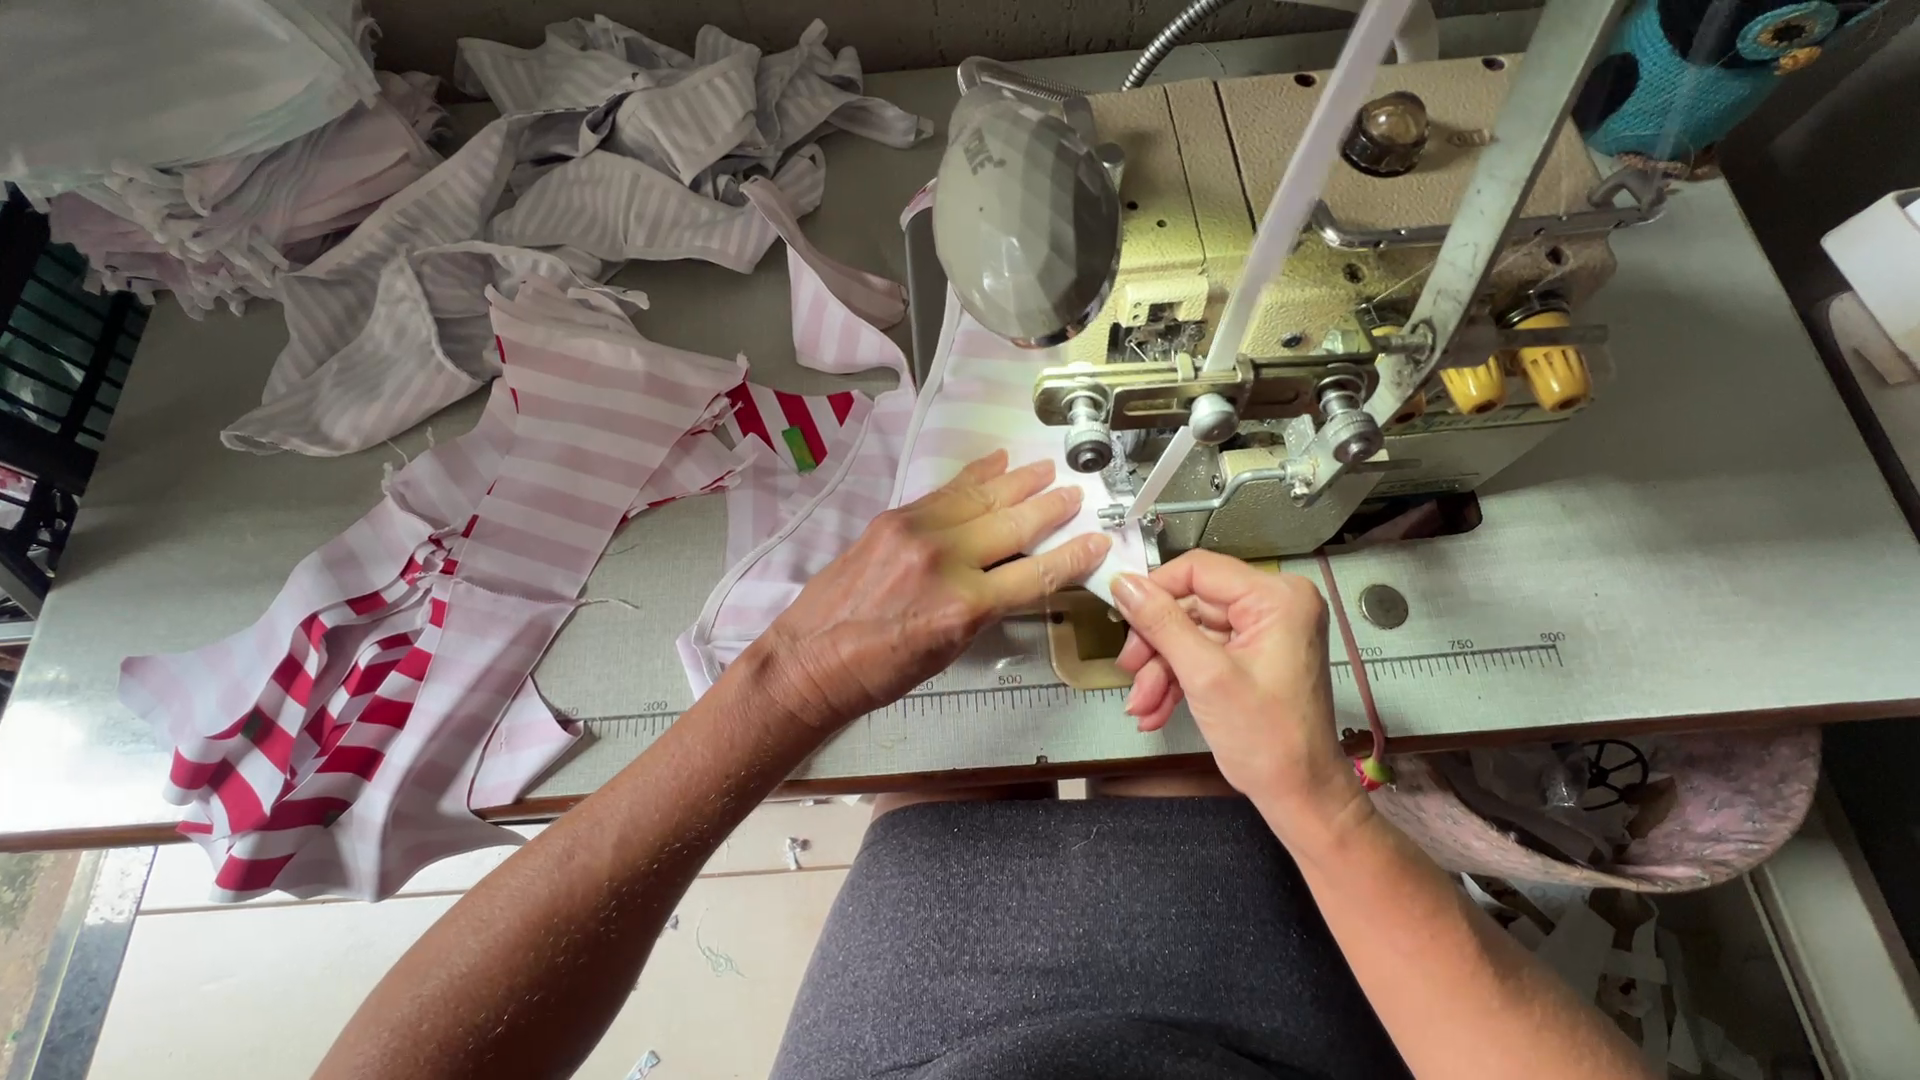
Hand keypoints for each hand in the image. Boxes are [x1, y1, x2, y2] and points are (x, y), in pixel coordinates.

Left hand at [751, 450, 1110, 729]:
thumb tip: (1014, 575)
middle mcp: (945, 561)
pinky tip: (995, 463)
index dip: (1072, 556)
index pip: (1036, 574)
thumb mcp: (948, 651)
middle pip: (1014, 526)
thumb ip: (984, 608)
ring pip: (981, 498)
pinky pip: (945, 492)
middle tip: (1075, 493)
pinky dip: (973, 476)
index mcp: (965, 607)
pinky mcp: (893, 519)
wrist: (812, 659)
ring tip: (1045, 469)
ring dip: (1018, 481)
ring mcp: (916, 533)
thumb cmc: (882, 671)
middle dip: (1051, 507)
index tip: (1096, 540)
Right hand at [1112, 551, 1367, 847]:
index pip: (1199, 570)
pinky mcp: (1252, 654)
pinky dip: (1176, 678)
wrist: (1298, 794)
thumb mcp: (1204, 675)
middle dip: (1155, 644)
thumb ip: (1161, 623)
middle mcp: (1275, 605)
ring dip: (1160, 669)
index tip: (1121, 612)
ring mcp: (1263, 631)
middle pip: (1190, 605)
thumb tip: (1124, 584)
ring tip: (1142, 703)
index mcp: (1278, 598)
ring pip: (1189, 632)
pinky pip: (1202, 652)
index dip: (1154, 590)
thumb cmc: (1270, 741)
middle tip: (1129, 668)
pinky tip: (1156, 708)